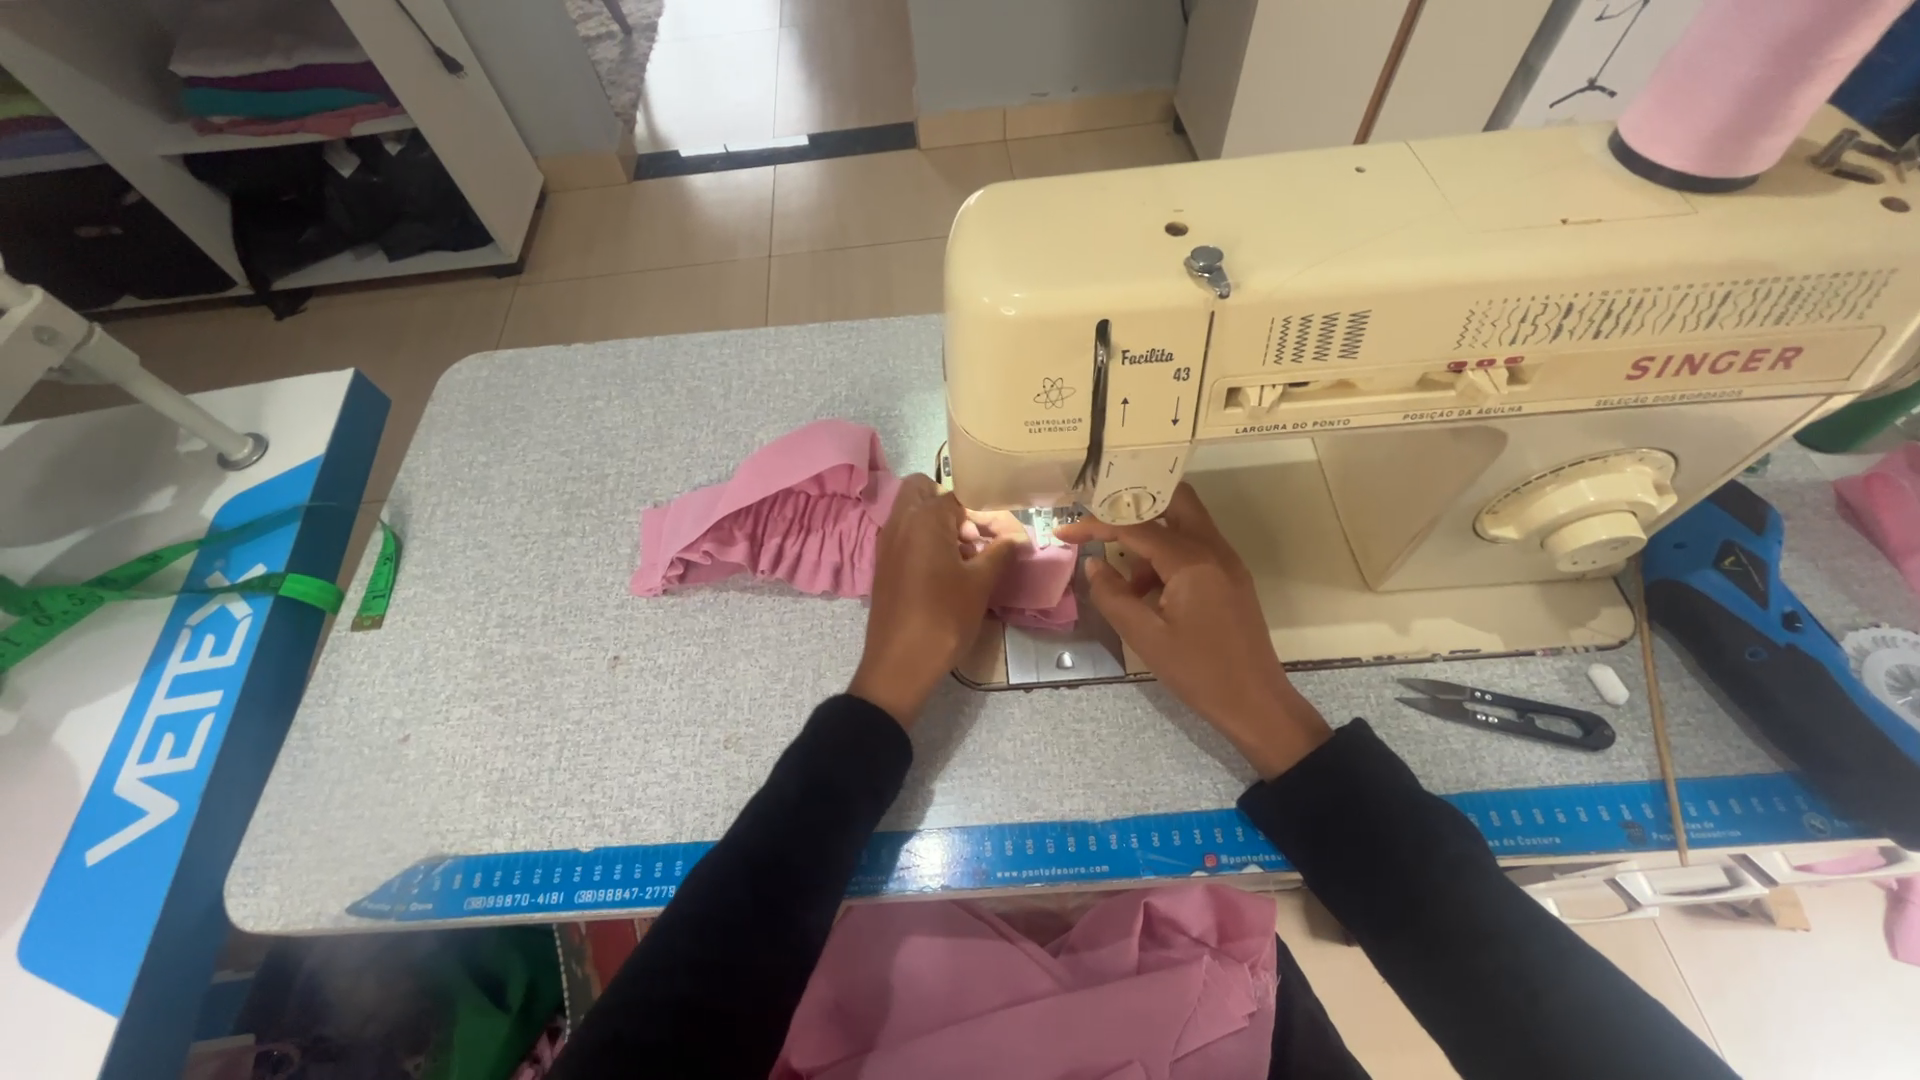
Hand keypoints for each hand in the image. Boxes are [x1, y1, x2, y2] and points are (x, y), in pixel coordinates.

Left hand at [850, 475, 1027, 726]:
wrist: (899, 664)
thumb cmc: (943, 618)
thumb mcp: (980, 584)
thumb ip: (1000, 552)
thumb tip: (1016, 538)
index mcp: (924, 518)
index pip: (958, 494)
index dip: (983, 510)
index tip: (998, 533)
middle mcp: (900, 521)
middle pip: (923, 490)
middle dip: (950, 503)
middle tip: (972, 534)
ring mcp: (887, 543)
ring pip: (912, 513)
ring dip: (937, 523)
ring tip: (965, 556)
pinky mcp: (883, 565)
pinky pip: (905, 536)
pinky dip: (924, 541)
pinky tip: (946, 572)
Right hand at [1055, 484, 1330, 778]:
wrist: (1256, 703)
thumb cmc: (1199, 672)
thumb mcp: (1145, 637)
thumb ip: (1113, 595)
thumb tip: (1094, 564)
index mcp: (1192, 561)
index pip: (1136, 526)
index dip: (1096, 525)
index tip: (1064, 533)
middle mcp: (1214, 549)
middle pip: (1174, 499)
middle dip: (1134, 506)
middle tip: (1101, 525)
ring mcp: (1227, 562)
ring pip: (1185, 523)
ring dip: (1150, 536)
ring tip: (1126, 581)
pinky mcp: (1231, 578)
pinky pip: (1195, 548)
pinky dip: (1167, 556)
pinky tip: (1149, 593)